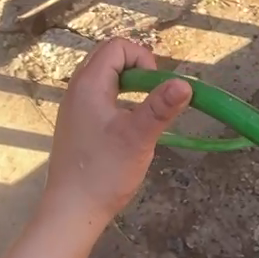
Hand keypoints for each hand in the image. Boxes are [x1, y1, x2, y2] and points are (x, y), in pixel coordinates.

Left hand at [43, 39, 190, 223]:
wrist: (72, 210)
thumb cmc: (104, 173)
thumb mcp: (139, 138)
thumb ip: (161, 107)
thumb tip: (186, 83)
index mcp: (89, 85)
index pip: (118, 47)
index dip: (143, 59)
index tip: (155, 89)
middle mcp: (77, 89)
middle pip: (109, 57)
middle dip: (137, 69)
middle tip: (152, 98)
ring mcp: (75, 106)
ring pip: (105, 76)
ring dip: (129, 84)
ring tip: (143, 113)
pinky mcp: (77, 123)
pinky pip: (100, 94)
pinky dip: (119, 99)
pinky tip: (128, 126)